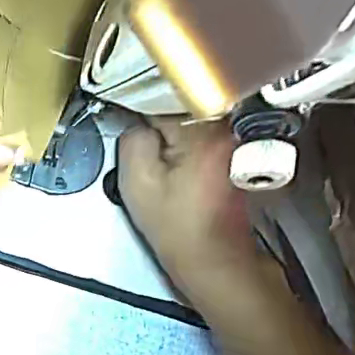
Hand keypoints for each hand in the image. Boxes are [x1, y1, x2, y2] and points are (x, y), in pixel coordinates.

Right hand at [117, 118, 262, 298]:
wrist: (211, 256)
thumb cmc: (176, 225)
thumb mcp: (137, 182)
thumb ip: (131, 141)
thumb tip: (134, 123)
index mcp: (203, 131)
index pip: (161, 98)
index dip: (135, 108)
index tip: (122, 119)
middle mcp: (226, 129)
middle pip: (177, 105)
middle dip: (153, 121)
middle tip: (137, 145)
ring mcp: (233, 141)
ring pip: (187, 119)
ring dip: (167, 133)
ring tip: (155, 159)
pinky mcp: (232, 154)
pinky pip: (198, 135)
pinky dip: (180, 144)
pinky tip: (170, 167)